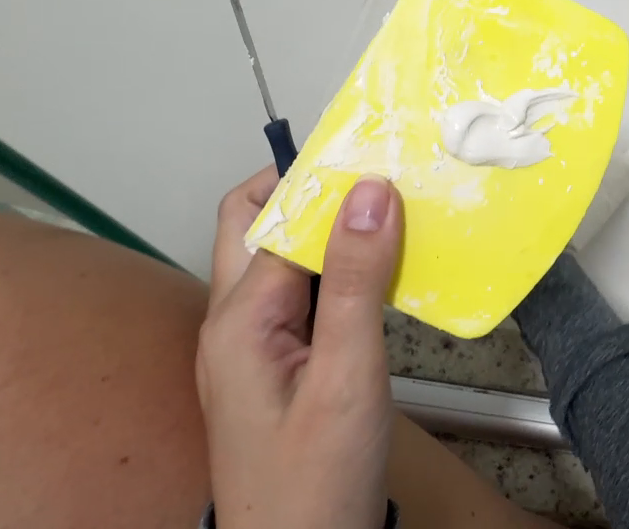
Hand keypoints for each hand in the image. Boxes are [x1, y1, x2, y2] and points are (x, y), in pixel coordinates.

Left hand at [198, 167, 402, 528]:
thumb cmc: (318, 478)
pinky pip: (305, 288)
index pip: (276, 218)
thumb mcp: (347, 377)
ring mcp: (255, 341)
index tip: (381, 150)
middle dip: (314, 188)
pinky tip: (386, 264)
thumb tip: (370, 189)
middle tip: (381, 171)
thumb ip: (355, 281)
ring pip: (285, 254)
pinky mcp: (281, 358)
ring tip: (393, 205)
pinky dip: (342, 263)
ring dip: (333, 224)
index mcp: (238, 319)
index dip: (324, 180)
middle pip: (260, 224)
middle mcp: (234, 320)